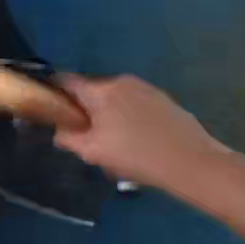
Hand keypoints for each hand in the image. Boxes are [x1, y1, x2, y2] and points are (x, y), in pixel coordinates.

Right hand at [52, 74, 231, 188]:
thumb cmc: (136, 156)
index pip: (64, 80)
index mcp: (100, 90)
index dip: (52, 92)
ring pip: (112, 96)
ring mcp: (145, 87)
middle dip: (82, 108)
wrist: (194, 164)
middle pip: (89, 89)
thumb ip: (66, 137)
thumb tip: (57, 129)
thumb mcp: (92, 152)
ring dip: (105, 112)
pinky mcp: (163, 98)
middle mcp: (121, 81)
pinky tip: (135, 139)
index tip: (50, 112)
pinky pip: (132, 101)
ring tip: (112, 140)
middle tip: (84, 135)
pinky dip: (126, 115)